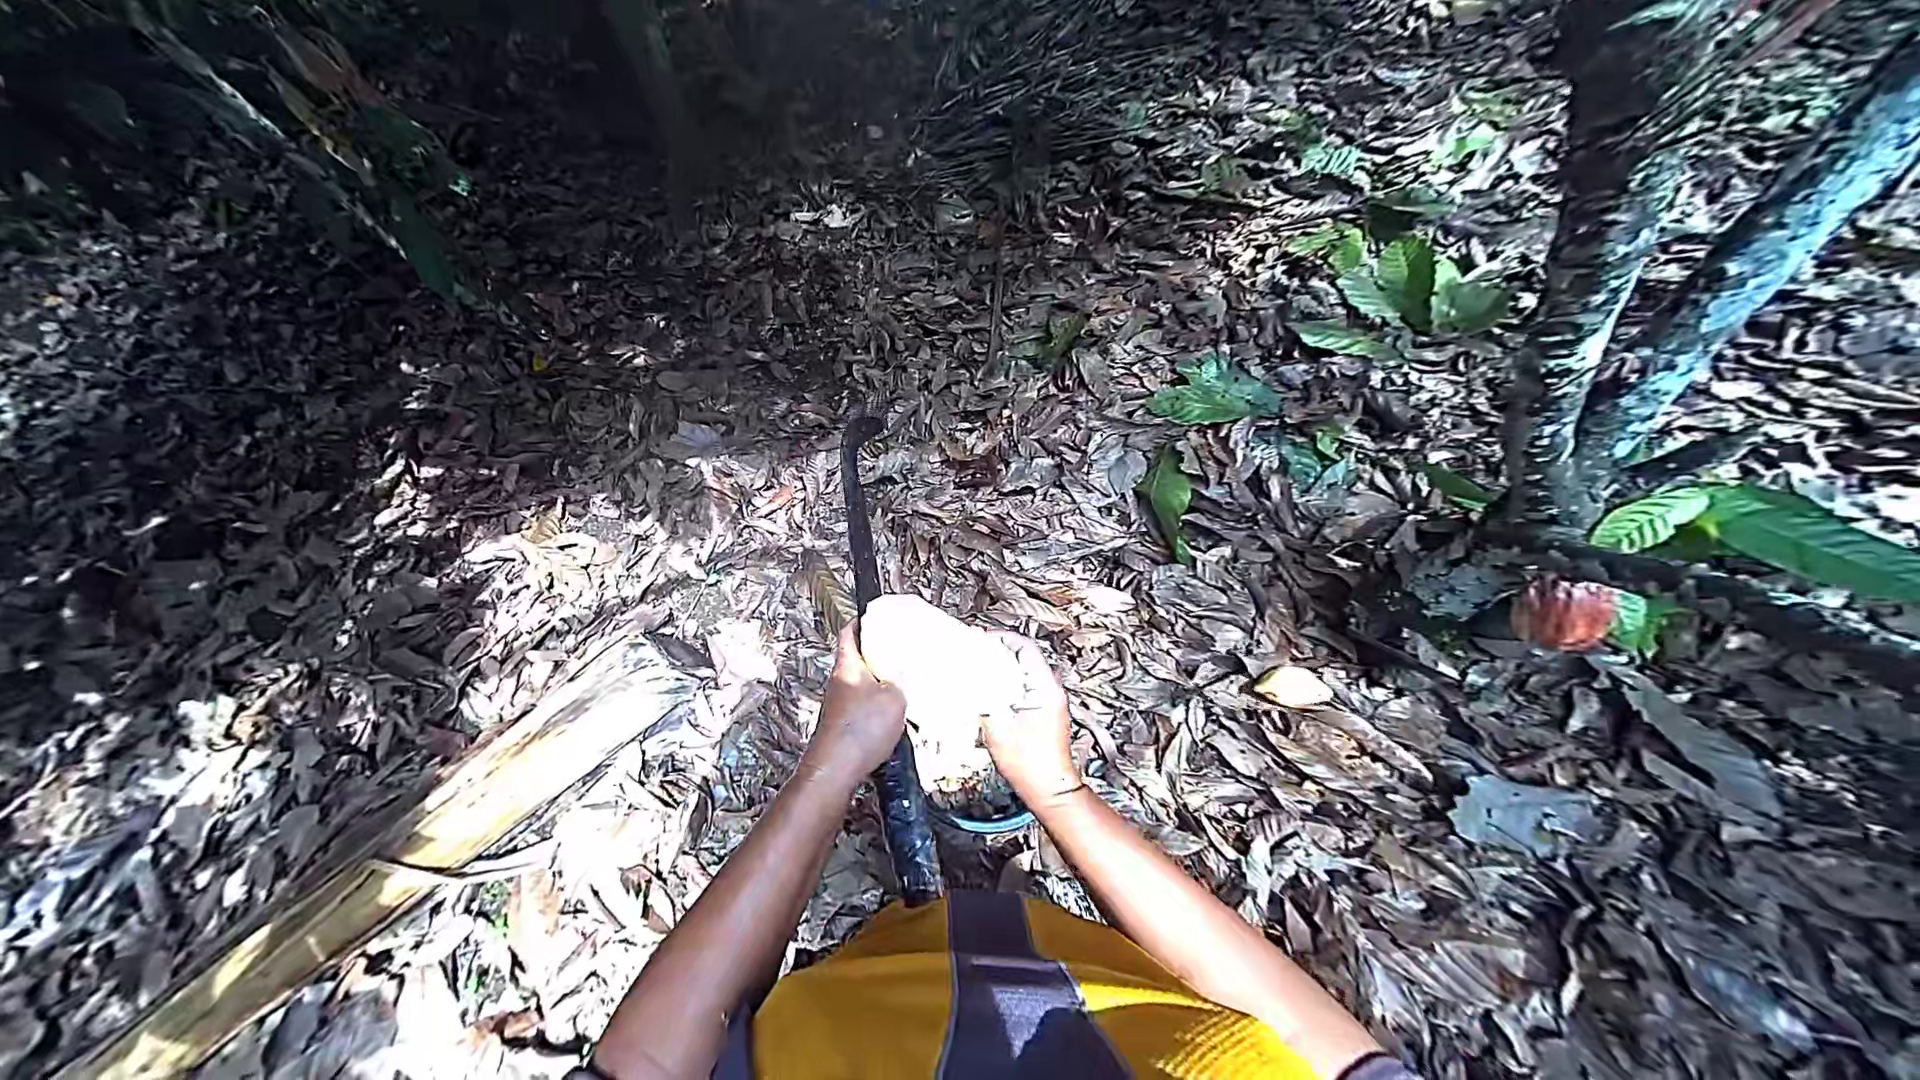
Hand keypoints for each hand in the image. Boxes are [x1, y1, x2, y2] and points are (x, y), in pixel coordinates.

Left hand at [801, 622, 907, 790]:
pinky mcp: (843, 726)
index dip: (860, 621)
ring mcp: (839, 706)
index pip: (849, 633)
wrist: (835, 770)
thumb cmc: (858, 731)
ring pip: (861, 685)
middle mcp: (839, 683)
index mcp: (848, 667)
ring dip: (879, 683)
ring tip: (901, 685)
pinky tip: (894, 717)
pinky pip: (863, 708)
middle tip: (896, 651)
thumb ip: (902, 682)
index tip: (871, 615)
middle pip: (856, 659)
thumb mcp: (895, 697)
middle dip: (876, 655)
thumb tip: (905, 679)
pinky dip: (878, 708)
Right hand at [982, 632, 1084, 807]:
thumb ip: (982, 699)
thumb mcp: (997, 728)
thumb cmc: (1030, 765)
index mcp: (1044, 687)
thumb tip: (968, 678)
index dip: (1001, 638)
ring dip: (1000, 667)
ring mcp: (1049, 701)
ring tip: (977, 668)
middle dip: (997, 651)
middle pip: (1023, 656)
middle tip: (974, 652)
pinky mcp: (1044, 711)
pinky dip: (1006, 682)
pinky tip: (988, 690)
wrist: (1050, 791)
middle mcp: (1051, 689)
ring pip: (1022, 671)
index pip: (1024, 647)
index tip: (980, 639)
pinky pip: (1024, 686)